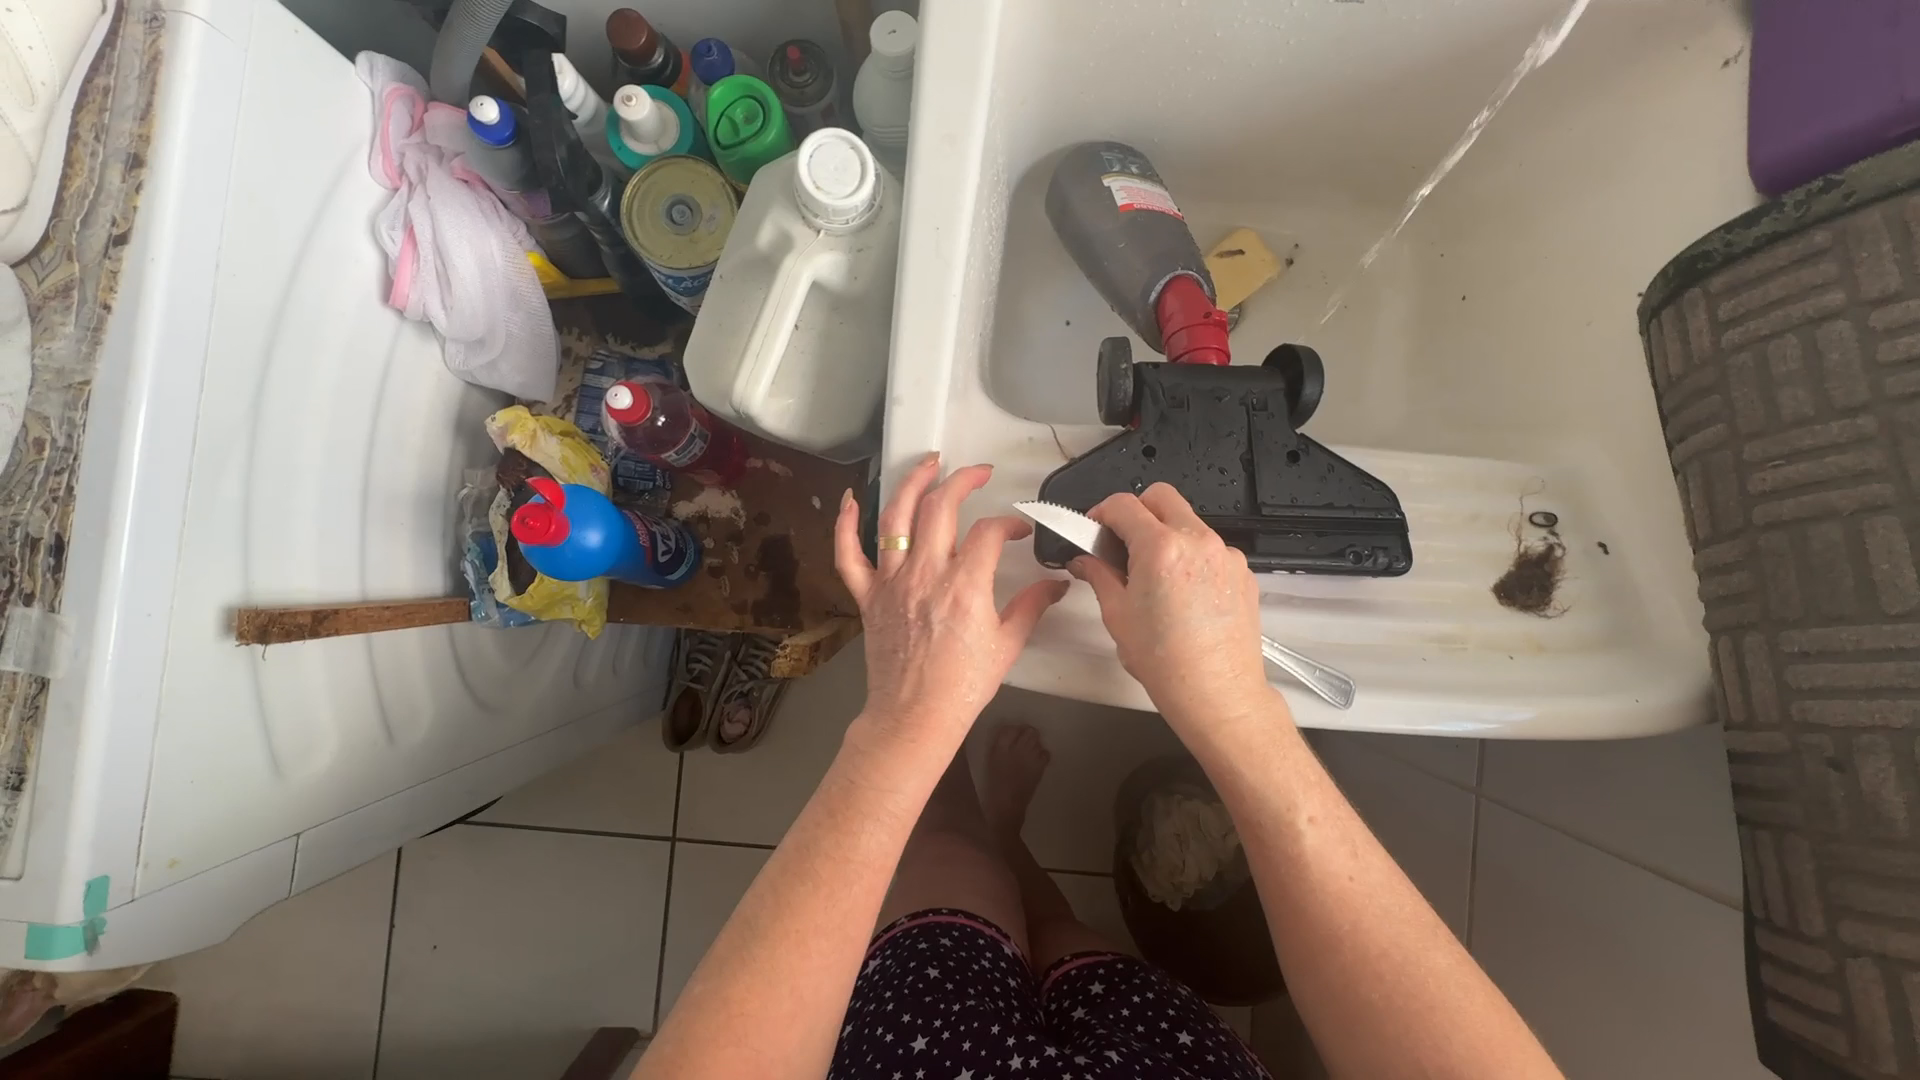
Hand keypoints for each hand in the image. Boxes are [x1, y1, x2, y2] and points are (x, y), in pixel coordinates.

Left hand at [835, 455, 1068, 750]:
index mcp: (965, 586)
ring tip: (928, 463)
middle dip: (962, 480)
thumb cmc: (961, 687)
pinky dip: (845, 525)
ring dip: (912, 482)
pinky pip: (849, 555)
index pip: (989, 532)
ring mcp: (892, 582)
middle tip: (977, 473)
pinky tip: (850, 500)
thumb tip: (1056, 584)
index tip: (1018, 530)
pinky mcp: (869, 597)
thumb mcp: (1007, 646)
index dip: (1009, 523)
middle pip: (941, 507)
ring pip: (896, 517)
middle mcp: (926, 574)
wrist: (914, 718)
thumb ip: (1031, 606)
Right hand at [1068, 484, 1279, 729]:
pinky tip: (1180, 592)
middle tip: (1120, 541)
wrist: (1217, 693)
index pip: (1123, 504)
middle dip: (1136, 511)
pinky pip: (1210, 547)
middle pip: (1160, 497)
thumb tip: (1085, 560)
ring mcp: (1225, 554)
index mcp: (1160, 549)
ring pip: (1188, 521)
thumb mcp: (1117, 615)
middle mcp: (1197, 541)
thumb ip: (1098, 575)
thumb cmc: (1168, 662)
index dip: (1100, 513)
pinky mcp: (1242, 571)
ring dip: (1165, 533)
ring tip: (1151, 574)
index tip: (1093, 529)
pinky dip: (1190, 555)